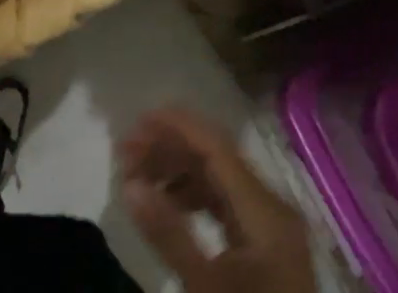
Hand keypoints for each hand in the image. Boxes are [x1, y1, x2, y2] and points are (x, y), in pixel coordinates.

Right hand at [119, 109, 314, 292]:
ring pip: (219, 180)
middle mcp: (272, 208)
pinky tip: (167, 204)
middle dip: (170, 149)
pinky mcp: (264, 246)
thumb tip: (129, 183)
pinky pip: (225, 203)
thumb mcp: (206, 286)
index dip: (177, 127)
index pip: (217, 148)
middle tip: (124, 154)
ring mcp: (271, 227)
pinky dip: (193, 196)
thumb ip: (168, 233)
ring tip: (137, 178)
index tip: (136, 120)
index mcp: (266, 210)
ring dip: (178, 172)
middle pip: (217, 159)